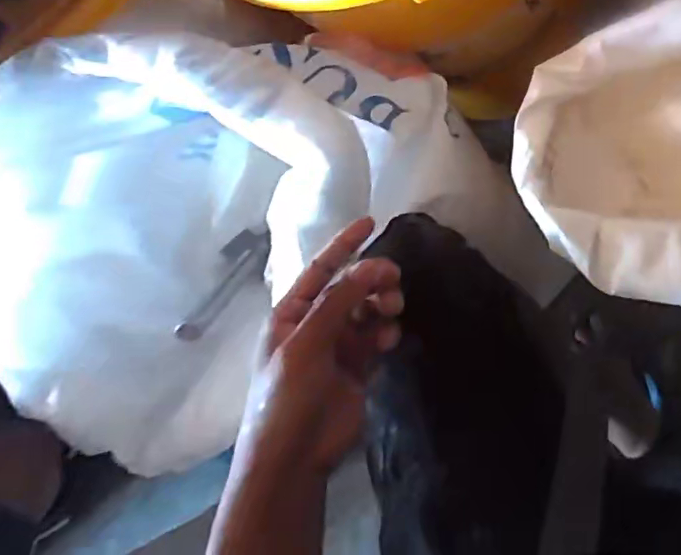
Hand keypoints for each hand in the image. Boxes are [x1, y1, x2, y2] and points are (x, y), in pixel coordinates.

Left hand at [234, 217, 402, 476]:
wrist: (293, 458)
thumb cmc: (286, 398)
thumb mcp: (306, 345)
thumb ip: (338, 301)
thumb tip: (371, 264)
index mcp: (291, 316)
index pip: (320, 269)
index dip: (344, 244)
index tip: (371, 221)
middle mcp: (315, 324)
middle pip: (352, 286)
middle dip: (374, 278)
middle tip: (394, 280)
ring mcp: (338, 344)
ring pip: (369, 306)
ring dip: (383, 303)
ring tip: (393, 312)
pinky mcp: (359, 364)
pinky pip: (378, 332)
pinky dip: (386, 330)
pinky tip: (389, 340)